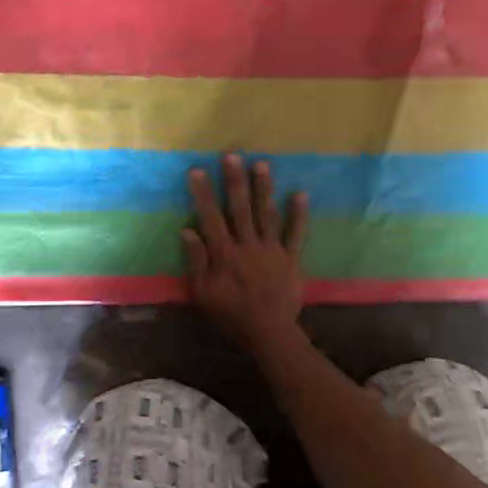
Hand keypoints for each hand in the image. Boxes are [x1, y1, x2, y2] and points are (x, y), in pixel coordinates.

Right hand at [183, 153, 309, 350]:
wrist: (269, 332)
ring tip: (261, 163)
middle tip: (232, 155)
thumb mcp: (203, 293)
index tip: (198, 171)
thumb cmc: (231, 315)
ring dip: (263, 188)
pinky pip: (296, 233)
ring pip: (266, 214)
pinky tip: (299, 194)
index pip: (211, 218)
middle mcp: (247, 245)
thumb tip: (187, 230)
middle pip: (239, 208)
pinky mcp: (290, 258)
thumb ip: (196, 261)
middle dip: (234, 180)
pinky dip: (298, 214)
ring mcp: (271, 250)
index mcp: (224, 253)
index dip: (203, 194)